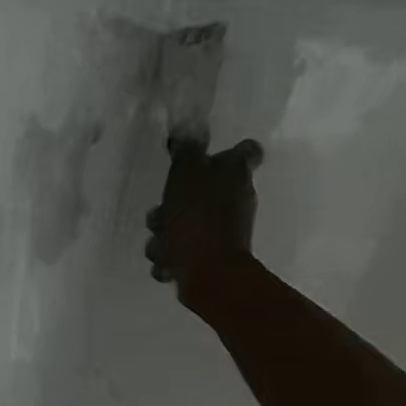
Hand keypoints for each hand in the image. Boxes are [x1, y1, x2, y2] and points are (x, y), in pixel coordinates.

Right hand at [145, 135, 263, 293]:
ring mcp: (224, 231)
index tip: (204, 157)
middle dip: (174, 201)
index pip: (245, 150)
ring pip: (187, 222)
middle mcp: (235, 198)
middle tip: (162, 211)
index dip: (228, 150)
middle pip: (203, 189)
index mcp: (235, 172)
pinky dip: (172, 257)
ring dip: (165, 233)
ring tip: (160, 244)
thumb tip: (189, 130)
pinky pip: (185, 250)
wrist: (208, 275)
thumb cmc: (197, 220)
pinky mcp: (211, 259)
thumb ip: (186, 150)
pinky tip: (166, 264)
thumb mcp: (186, 174)